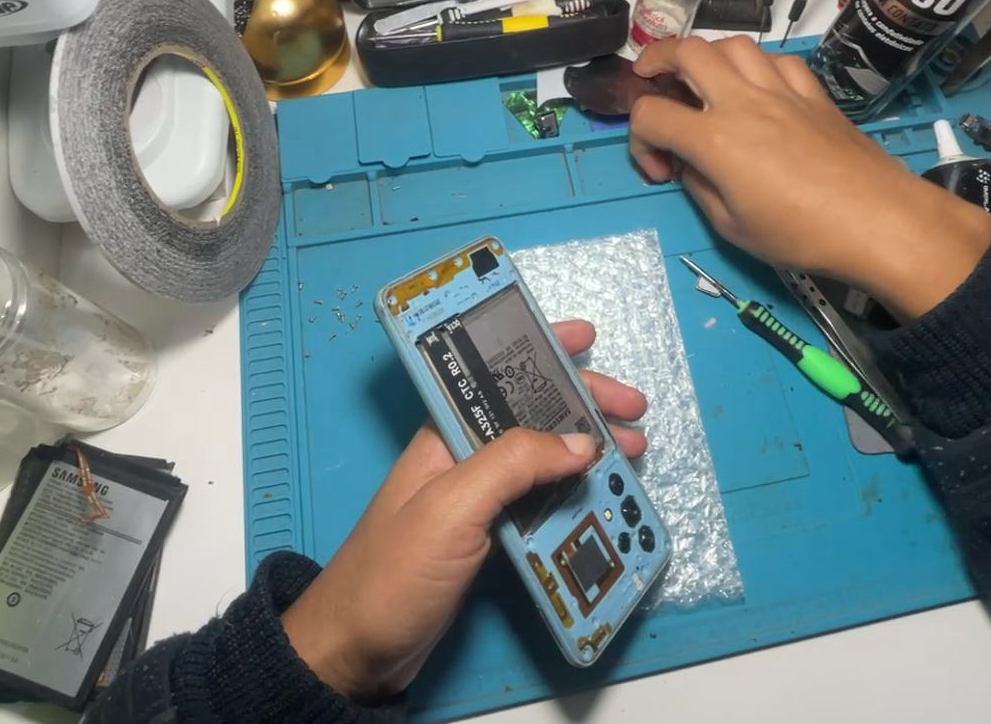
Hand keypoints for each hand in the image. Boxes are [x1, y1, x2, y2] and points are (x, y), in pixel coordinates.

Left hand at [282, 319, 646, 702]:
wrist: (355, 654)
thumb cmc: (392, 572)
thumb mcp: (452, 507)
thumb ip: (512, 464)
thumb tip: (580, 440)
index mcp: (448, 432)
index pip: (500, 375)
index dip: (543, 350)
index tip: (588, 337)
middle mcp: (466, 455)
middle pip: (534, 414)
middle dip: (585, 404)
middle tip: (636, 410)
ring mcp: (479, 496)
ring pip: (544, 458)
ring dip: (588, 452)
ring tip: (633, 451)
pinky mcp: (489, 534)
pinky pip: (542, 502)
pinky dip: (576, 495)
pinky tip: (602, 496)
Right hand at [629, 36, 990, 318]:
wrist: (879, 222)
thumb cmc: (801, 235)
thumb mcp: (732, 226)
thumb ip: (699, 186)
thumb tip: (690, 165)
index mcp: (715, 138)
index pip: (651, 115)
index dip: (639, 141)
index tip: (661, 171)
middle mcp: (742, 101)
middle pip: (687, 51)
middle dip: (656, 59)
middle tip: (650, 79)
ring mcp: (782, 91)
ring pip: (734, 44)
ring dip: (707, 55)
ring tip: (702, 78)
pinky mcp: (814, 93)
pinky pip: (777, 59)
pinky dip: (756, 65)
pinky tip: (757, 87)